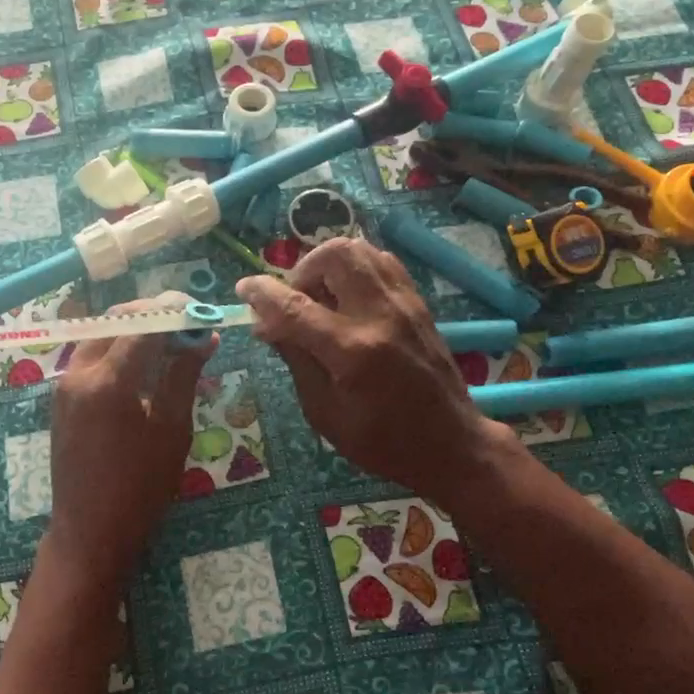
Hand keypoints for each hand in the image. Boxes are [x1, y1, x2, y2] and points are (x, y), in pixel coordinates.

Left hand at [45, 296, 216, 589]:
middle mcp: (79, 373)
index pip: (143, 324)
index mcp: (109, 381)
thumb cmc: (140, 488)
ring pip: (99, 334)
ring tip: (168, 338)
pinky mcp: (61, 398)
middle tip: (186, 320)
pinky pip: (89, 356)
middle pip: (116, 321)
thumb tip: (203, 337)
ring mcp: (64, 384)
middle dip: (152, 313)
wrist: (89, 531)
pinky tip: (142, 361)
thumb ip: (183, 376)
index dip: (173, 311)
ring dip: (133, 327)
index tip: (200, 309)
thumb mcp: (171, 430)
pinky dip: (116, 347)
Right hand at [236, 238, 509, 494]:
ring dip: (328, 265)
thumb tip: (264, 323)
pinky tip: (347, 297)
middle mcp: (380, 316)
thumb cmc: (382, 441)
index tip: (243, 289)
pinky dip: (355, 268)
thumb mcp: (324, 412)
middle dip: (302, 271)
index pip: (294, 306)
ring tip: (320, 299)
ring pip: (360, 249)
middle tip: (295, 303)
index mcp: (352, 352)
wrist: (451, 443)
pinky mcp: (418, 302)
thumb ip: (295, 359)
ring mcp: (404, 304)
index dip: (261, 293)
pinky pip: (381, 261)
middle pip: (334, 256)